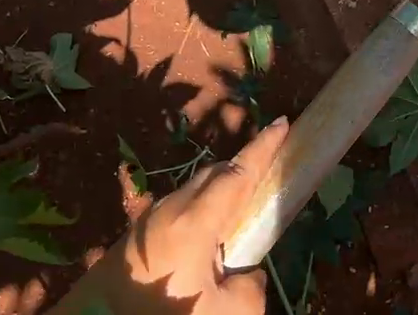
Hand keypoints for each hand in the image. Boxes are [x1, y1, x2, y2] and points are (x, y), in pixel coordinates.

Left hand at [50, 118, 288, 314]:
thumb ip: (249, 289)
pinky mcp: (135, 238)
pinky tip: (203, 247)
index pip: (238, 172)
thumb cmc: (166, 313)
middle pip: (214, 175)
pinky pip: (177, 212)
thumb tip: (246, 271)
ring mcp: (150, 221)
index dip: (263, 147)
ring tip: (236, 221)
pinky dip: (199, 215)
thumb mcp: (224, 314)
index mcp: (196, 219)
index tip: (281, 122)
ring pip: (193, 192)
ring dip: (218, 196)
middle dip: (241, 169)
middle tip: (265, 179)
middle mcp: (172, 208)